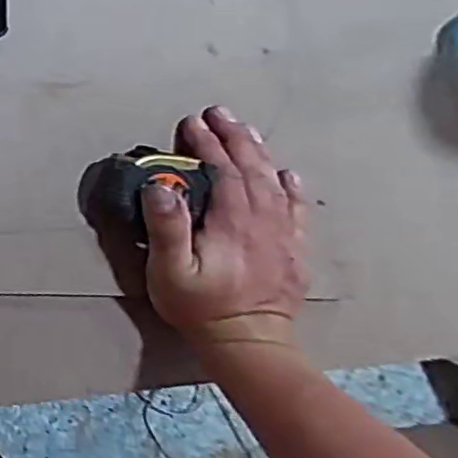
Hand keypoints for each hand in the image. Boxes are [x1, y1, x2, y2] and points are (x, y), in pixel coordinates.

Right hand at [143, 106, 310, 351]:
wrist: (249, 344)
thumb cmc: (197, 304)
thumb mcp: (168, 268)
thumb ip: (166, 226)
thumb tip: (161, 186)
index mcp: (232, 225)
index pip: (224, 174)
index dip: (208, 146)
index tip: (192, 122)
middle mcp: (263, 225)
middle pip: (253, 173)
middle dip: (235, 140)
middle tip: (219, 113)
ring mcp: (282, 238)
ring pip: (275, 186)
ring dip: (259, 155)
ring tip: (244, 131)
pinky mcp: (290, 251)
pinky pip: (296, 211)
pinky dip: (291, 188)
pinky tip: (286, 173)